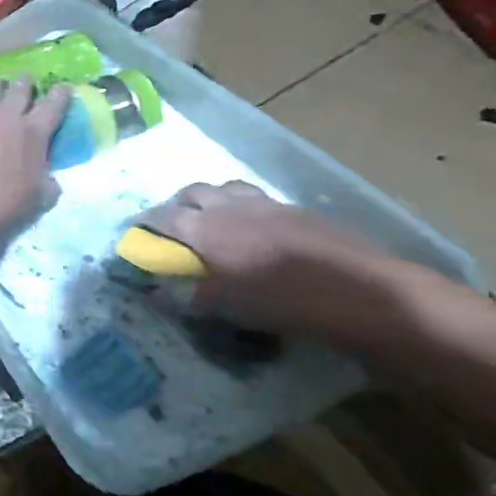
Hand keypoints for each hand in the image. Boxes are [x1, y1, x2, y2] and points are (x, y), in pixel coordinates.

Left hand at [0, 77, 70, 240]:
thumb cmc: (6, 205)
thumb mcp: (40, 198)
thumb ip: (47, 181)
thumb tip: (48, 178)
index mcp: (35, 132)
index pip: (54, 104)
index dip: (61, 94)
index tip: (62, 88)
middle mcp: (7, 115)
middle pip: (20, 87)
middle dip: (25, 83)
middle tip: (25, 83)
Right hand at [144, 181, 390, 333]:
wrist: (360, 292)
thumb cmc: (281, 301)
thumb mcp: (225, 307)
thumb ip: (186, 296)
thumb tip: (155, 293)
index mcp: (204, 228)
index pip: (161, 216)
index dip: (144, 222)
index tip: (136, 231)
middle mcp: (229, 206)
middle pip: (192, 192)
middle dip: (178, 204)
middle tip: (176, 225)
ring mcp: (267, 204)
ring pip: (228, 188)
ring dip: (214, 199)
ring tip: (215, 220)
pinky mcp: (298, 211)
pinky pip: (261, 201)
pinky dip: (248, 209)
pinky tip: (258, 230)